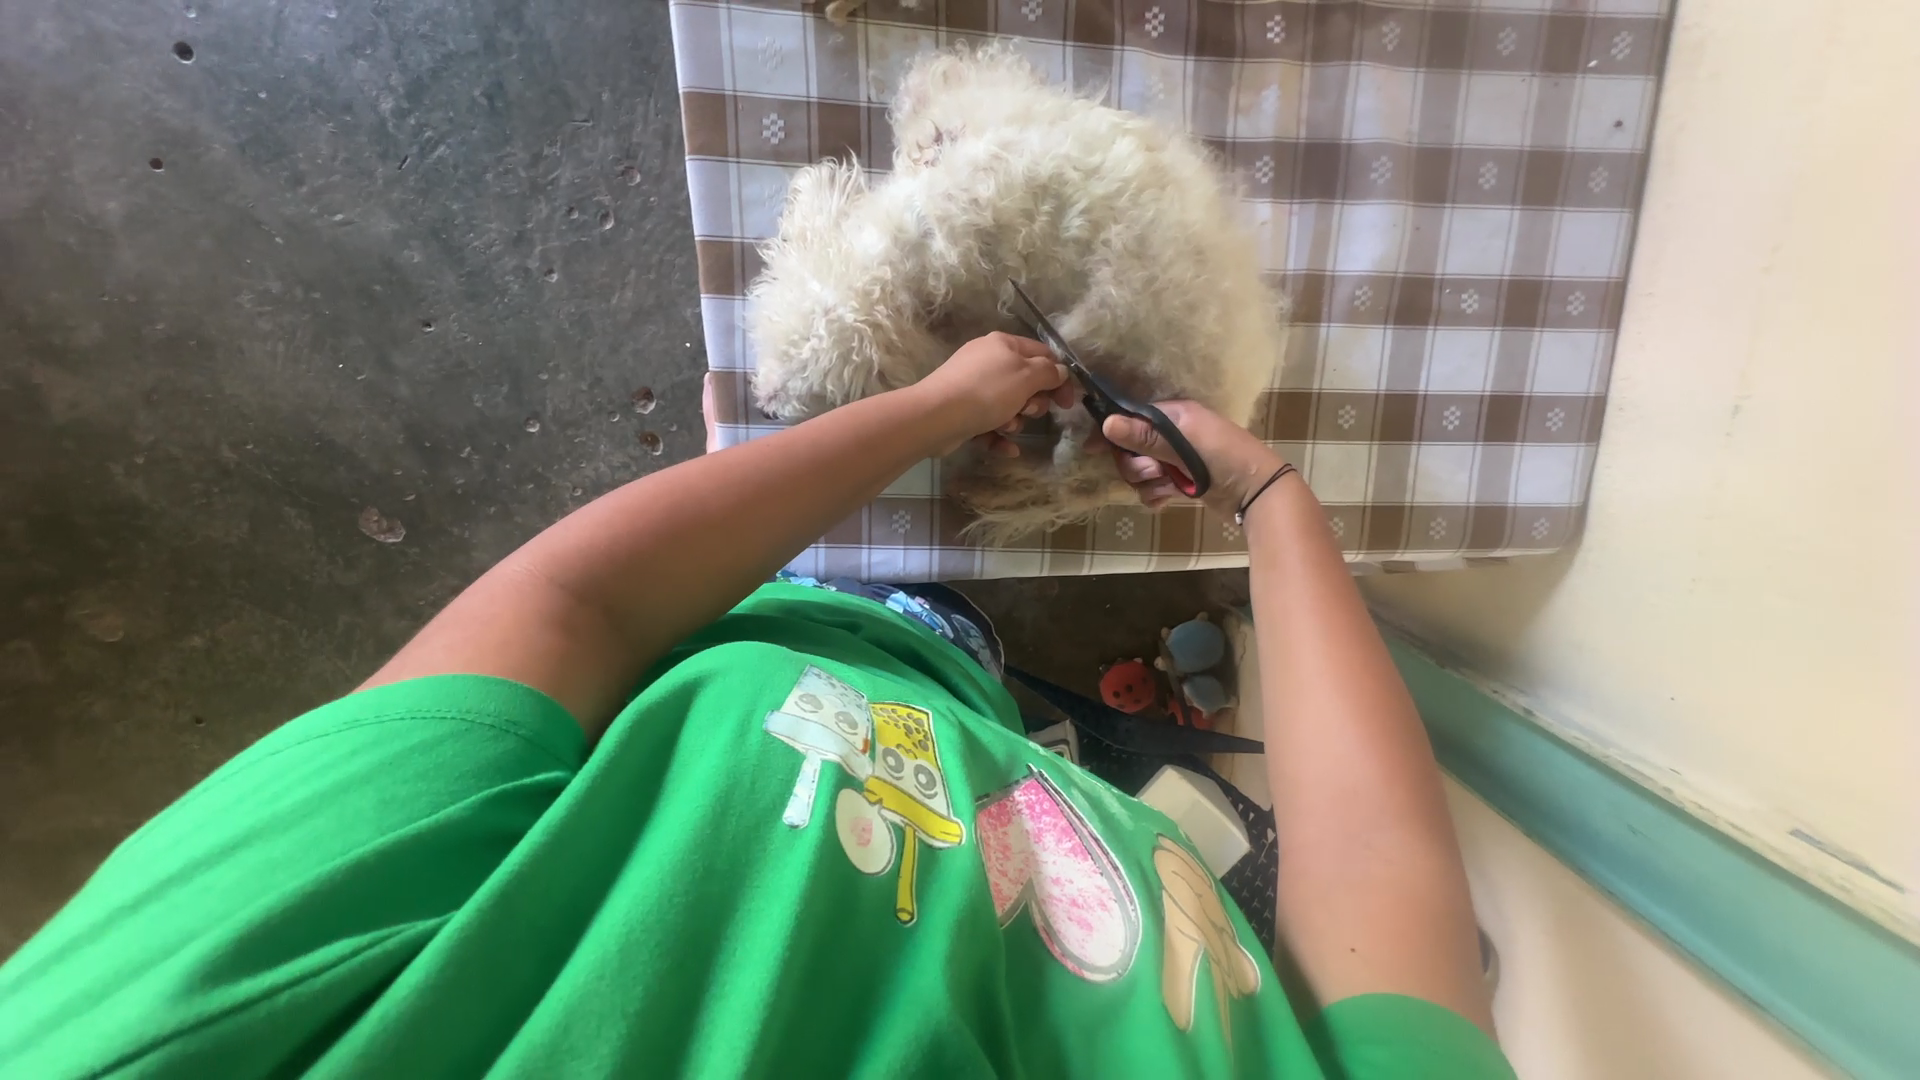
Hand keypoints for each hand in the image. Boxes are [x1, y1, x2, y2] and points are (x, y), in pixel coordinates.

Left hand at [911, 333, 1079, 455]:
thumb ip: (1049, 372)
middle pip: (1025, 383)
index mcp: (1004, 345)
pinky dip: (999, 437)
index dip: (1059, 378)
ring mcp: (972, 388)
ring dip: (1014, 421)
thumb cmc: (987, 391)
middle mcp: (987, 362)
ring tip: (1005, 426)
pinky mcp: (962, 412)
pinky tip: (1008, 450)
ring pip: (1008, 407)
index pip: (1043, 355)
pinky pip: (989, 425)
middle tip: (1028, 410)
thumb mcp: (1026, 376)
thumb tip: (1060, 370)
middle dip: (1033, 403)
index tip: (1068, 403)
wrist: (938, 416)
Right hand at [1103, 401, 1287, 514]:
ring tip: (1168, 487)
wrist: (1259, 494)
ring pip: (1139, 472)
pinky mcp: (1180, 482)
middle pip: (1131, 449)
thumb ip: (1146, 436)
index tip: (1093, 448)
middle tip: (1155, 472)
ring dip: (1147, 483)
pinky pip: (1152, 488)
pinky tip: (1168, 500)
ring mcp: (1176, 460)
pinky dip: (1156, 495)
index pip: (1131, 419)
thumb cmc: (1225, 460)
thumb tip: (1107, 423)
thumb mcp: (1184, 445)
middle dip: (1136, 465)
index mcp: (1175, 416)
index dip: (1113, 434)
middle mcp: (1173, 435)